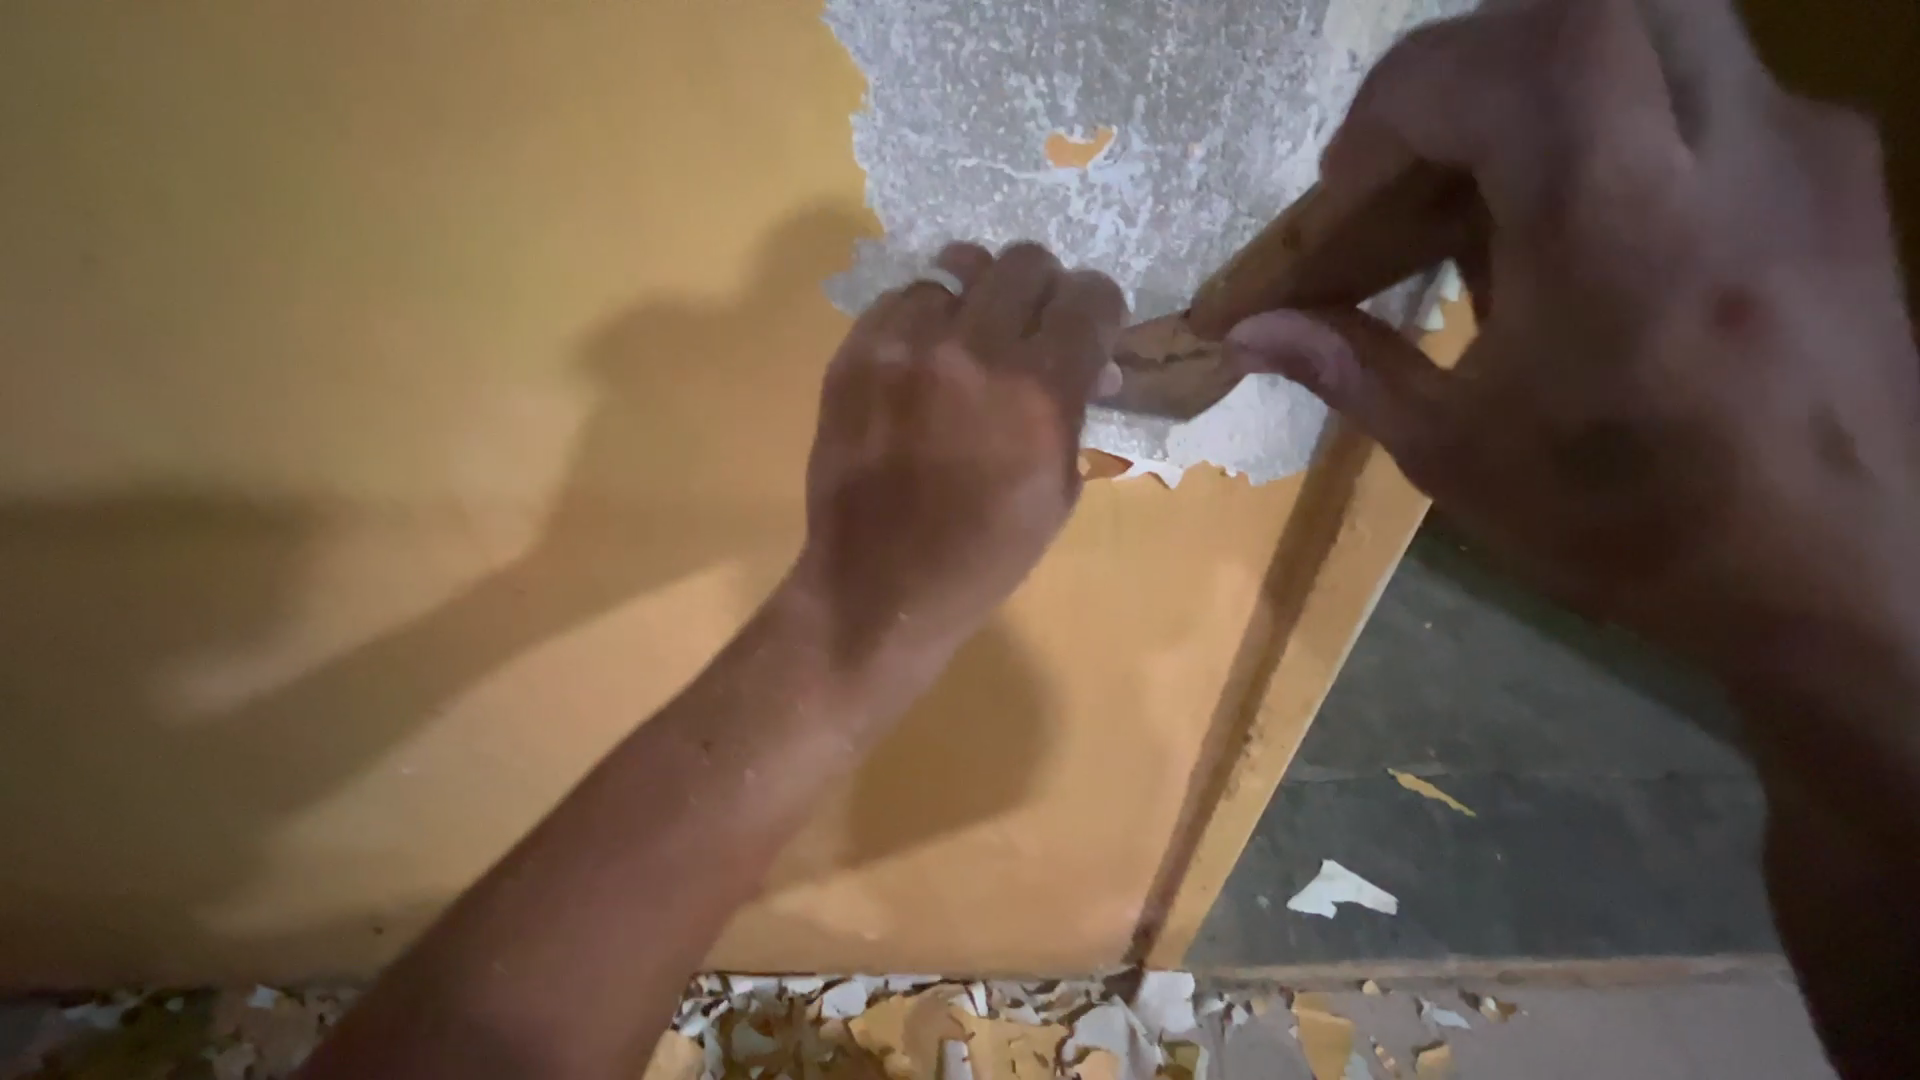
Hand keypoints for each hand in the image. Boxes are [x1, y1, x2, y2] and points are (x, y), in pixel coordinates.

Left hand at [791, 242, 1126, 666]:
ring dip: (976, 300)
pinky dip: (922, 319)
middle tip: (1030, 329)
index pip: (1090, 296)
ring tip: (970, 341)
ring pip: (958, 270)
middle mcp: (975, 351)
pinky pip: (901, 300)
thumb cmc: (984, 555)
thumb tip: (1090, 364)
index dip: (1097, 310)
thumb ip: (1076, 411)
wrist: (880, 585)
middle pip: (1025, 261)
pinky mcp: (855, 355)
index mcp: (1040, 392)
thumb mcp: (1059, 492)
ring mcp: (906, 347)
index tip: (1087, 330)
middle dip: (1041, 291)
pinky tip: (921, 359)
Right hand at [1227, 0, 1919, 665]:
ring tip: (1466, 196)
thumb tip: (1245, 333)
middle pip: (1586, 9)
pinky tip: (1559, 223)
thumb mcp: (1453, 453)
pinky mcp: (1828, 165)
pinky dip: (1595, 119)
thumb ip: (1347, 366)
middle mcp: (1729, 154)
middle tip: (1400, 162)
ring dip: (1524, 88)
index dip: (1402, 99)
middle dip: (1461, 68)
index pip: (1516, 65)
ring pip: (1646, 25)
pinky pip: (1691, 86)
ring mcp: (1797, 145)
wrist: (1843, 575)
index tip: (1344, 184)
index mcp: (1621, 237)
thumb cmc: (1621, 526)